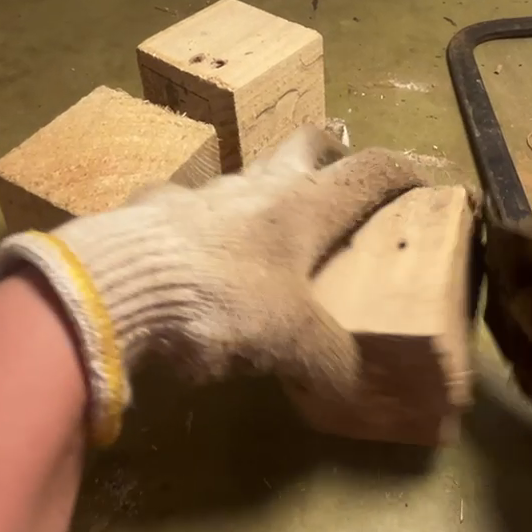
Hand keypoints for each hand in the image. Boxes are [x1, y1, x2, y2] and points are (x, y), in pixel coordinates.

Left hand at [0, 126, 422, 445]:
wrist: (104, 296)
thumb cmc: (216, 303)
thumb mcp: (287, 341)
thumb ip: (329, 361)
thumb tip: (359, 388)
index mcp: (300, 207)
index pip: (367, 172)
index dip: (403, 169)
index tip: (426, 175)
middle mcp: (254, 187)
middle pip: (304, 144)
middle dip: (328, 149)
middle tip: (336, 175)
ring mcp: (196, 193)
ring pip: (242, 173)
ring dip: (258, 189)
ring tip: (259, 228)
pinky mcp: (146, 211)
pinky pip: (176, 205)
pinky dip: (190, 221)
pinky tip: (184, 250)